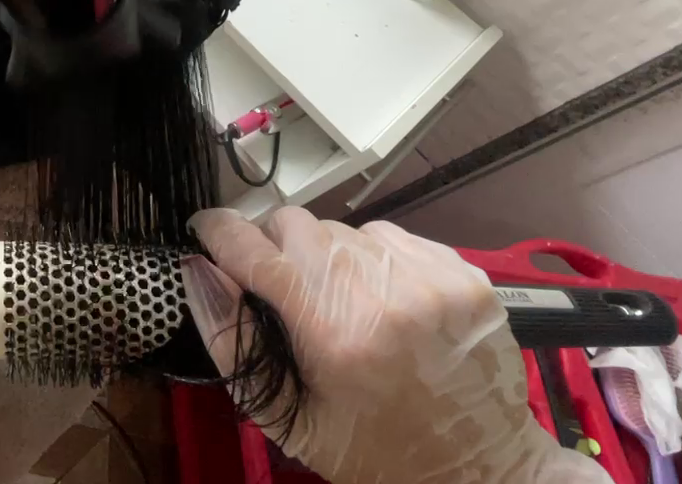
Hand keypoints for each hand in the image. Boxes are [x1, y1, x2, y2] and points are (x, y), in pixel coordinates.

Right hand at [182, 207, 608, 483]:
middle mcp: (381, 292)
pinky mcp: (461, 271)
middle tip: (283, 287)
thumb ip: (227, 337)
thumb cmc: (372, 451)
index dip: (215, 230)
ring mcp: (428, 278)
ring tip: (339, 299)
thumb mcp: (284, 415)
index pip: (250, 246)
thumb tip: (197, 265)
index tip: (204, 232)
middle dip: (273, 246)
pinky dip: (371, 255)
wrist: (485, 474)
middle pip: (291, 222)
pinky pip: (386, 233)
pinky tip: (381, 296)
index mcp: (333, 332)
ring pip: (338, 225)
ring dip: (325, 252)